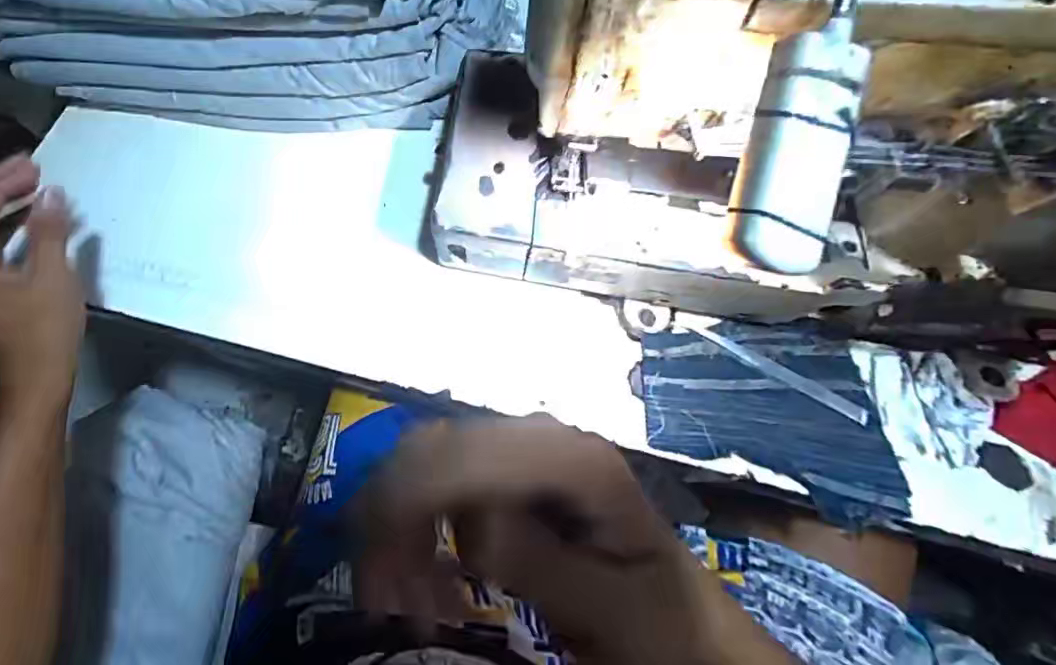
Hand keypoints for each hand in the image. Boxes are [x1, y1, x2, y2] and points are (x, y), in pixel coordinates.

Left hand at [0, 155, 86, 403]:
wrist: (38, 383)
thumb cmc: (44, 331)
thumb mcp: (51, 276)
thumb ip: (47, 230)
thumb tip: (51, 193)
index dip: (0, 186)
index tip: (33, 166)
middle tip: (27, 166)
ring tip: (30, 184)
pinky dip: (2, 226)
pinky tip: (27, 216)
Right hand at [353, 417, 704, 664]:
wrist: (676, 615)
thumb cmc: (658, 619)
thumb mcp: (614, 608)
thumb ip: (547, 562)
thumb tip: (478, 522)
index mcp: (575, 457)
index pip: (473, 452)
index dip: (415, 494)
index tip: (381, 565)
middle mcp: (537, 435)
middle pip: (436, 448)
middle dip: (394, 515)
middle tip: (379, 598)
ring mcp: (515, 449)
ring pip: (424, 462)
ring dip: (398, 528)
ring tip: (401, 604)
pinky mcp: (500, 472)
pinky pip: (436, 484)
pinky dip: (413, 530)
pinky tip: (425, 581)